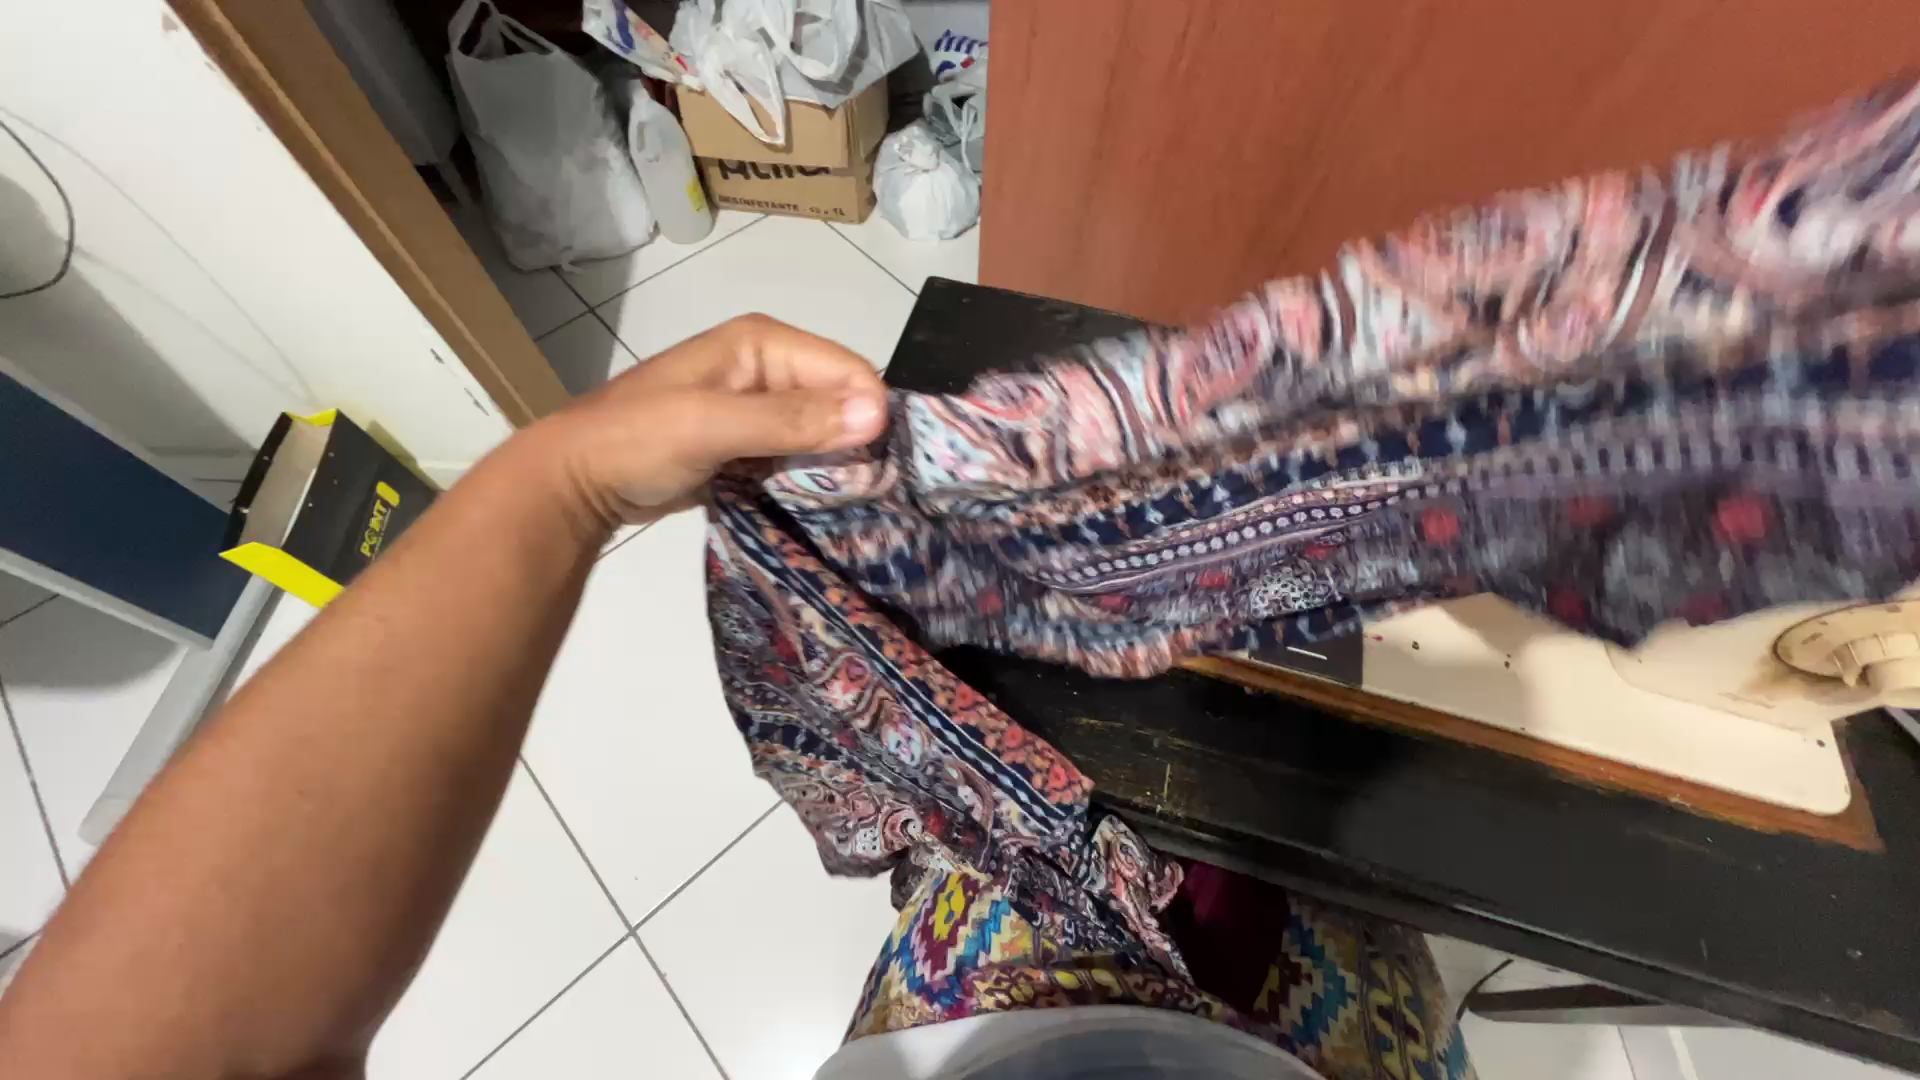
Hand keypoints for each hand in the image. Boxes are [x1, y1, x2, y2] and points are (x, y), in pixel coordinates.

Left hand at [535, 314, 888, 529]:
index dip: (870, 412)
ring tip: (848, 497)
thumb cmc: (639, 440)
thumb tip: (877, 414)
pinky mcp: (753, 439)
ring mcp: (760, 404)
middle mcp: (769, 366)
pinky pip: (801, 451)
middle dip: (857, 438)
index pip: (847, 369)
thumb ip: (793, 419)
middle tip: (866, 487)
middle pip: (840, 398)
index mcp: (763, 342)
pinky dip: (812, 473)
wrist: (579, 479)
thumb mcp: (713, 425)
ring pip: (825, 428)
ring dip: (837, 460)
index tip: (878, 466)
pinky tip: (818, 497)